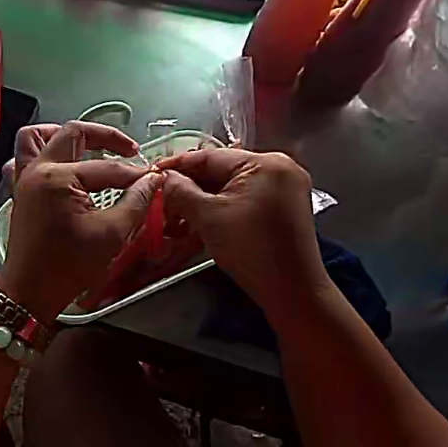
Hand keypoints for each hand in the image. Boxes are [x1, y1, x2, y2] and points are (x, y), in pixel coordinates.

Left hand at [0, 121, 160, 321]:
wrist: (30, 292)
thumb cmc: (69, 266)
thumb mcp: (112, 234)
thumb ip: (136, 202)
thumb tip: (153, 181)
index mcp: (58, 179)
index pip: (107, 168)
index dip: (135, 174)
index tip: (155, 179)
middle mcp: (38, 171)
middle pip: (72, 133)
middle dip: (105, 137)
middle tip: (129, 150)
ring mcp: (24, 179)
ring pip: (36, 137)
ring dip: (63, 135)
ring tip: (88, 146)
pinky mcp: (20, 192)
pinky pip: (22, 159)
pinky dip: (40, 154)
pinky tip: (59, 165)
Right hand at [158, 148, 326, 309]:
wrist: (293, 290)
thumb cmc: (251, 250)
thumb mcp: (209, 218)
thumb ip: (181, 192)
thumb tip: (164, 179)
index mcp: (266, 162)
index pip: (212, 156)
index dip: (179, 165)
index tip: (154, 172)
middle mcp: (281, 167)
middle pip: (224, 170)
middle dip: (192, 186)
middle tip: (163, 197)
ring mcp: (286, 187)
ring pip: (234, 185)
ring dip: (206, 199)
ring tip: (178, 214)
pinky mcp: (286, 206)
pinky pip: (248, 198)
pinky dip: (225, 207)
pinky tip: (202, 219)